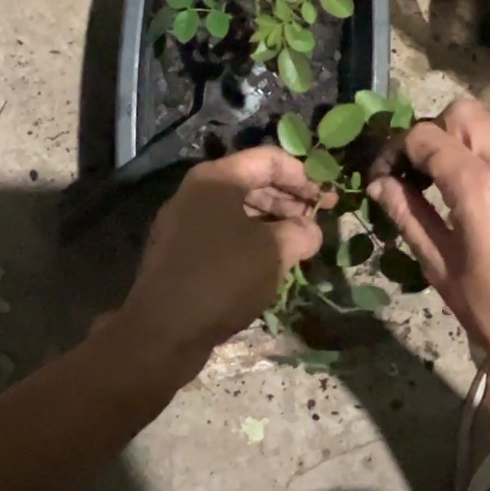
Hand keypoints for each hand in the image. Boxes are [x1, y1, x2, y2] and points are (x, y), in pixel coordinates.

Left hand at [118, 147, 324, 366]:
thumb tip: (311, 231)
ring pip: (237, 209)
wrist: (162, 331)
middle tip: (317, 219)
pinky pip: (222, 232)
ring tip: (299, 242)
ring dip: (271, 220)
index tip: (327, 196)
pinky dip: (250, 238)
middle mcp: (196, 192)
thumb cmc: (223, 278)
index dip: (303, 174)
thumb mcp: (274, 252)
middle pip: (251, 181)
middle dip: (289, 198)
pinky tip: (270, 261)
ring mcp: (184, 222)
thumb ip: (301, 232)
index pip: (268, 159)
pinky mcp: (180, 251)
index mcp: (216, 179)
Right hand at [368, 99, 489, 400]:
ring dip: (475, 132)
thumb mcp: (444, 270)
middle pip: (465, 112)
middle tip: (425, 170)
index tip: (388, 173)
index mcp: (480, 190)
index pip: (426, 137)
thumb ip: (410, 216)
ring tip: (464, 170)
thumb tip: (381, 184)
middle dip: (436, 132)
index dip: (397, 150)